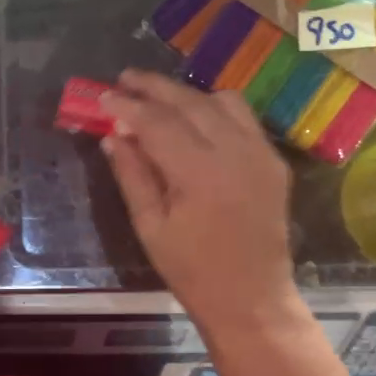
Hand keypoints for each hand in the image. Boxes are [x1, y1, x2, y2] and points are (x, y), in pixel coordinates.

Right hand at [97, 69, 299, 334]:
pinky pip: (242, 118)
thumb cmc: (190, 270)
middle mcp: (236, 153)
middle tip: (124, 79)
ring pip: (221, 102)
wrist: (250, 296)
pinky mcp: (272, 160)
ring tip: (156, 97)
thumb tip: (113, 138)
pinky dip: (213, 108)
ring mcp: (260, 153)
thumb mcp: (150, 227)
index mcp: (200, 174)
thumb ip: (133, 176)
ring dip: (186, 94)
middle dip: (154, 89)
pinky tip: (192, 117)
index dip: (127, 107)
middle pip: (191, 103)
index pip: (158, 124)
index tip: (102, 97)